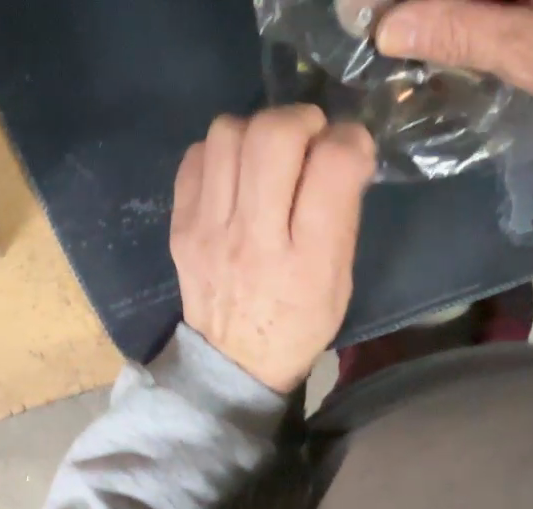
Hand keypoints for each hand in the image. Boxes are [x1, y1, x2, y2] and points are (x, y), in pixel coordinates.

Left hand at [171, 106, 377, 392]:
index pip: (332, 165)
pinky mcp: (181, 226)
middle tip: (309, 138)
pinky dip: (222, 152)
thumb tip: (341, 149)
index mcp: (308, 261)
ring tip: (270, 154)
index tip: (350, 147)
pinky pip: (197, 156)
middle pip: (273, 135)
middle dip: (300, 120)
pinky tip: (237, 173)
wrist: (235, 363)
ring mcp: (210, 229)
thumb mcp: (339, 281)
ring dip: (257, 130)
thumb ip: (341, 216)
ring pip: (228, 133)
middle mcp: (256, 238)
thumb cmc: (299, 323)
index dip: (349, 139)